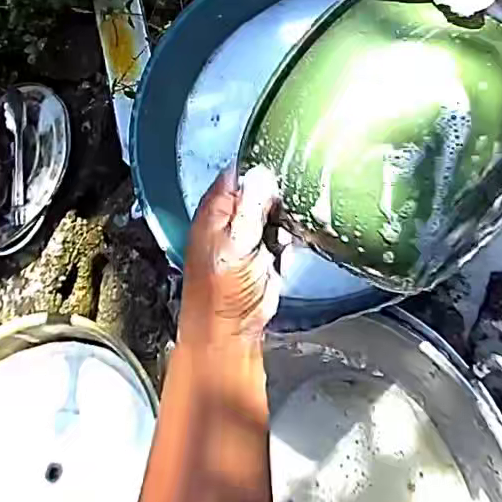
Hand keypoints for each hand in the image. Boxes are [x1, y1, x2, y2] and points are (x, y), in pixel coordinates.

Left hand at [179, 165, 281, 348]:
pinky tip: (283, 249)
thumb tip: (262, 173)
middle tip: (283, 212)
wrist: (229, 332)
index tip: (282, 174)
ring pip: (275, 210)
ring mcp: (247, 233)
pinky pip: (281, 231)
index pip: (240, 170)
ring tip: (280, 237)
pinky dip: (286, 237)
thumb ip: (250, 206)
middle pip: (261, 188)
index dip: (262, 169)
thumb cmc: (223, 292)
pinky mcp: (262, 249)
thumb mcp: (237, 243)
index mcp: (215, 208)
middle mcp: (229, 216)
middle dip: (278, 197)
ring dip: (284, 219)